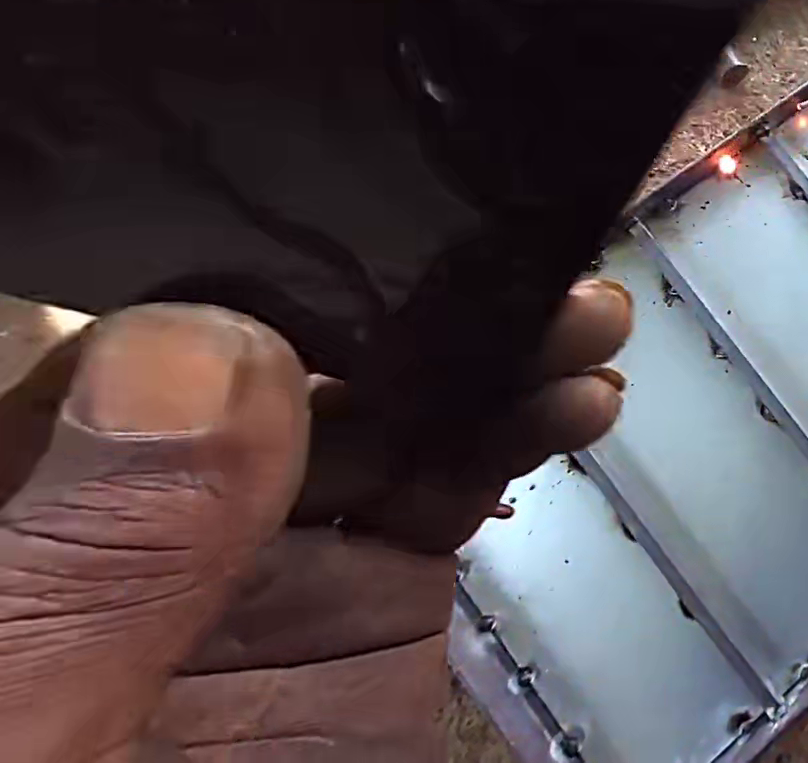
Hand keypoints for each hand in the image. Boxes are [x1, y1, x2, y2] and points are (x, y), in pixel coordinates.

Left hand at [0, 278, 632, 761]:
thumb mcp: (8, 756)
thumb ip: (72, 570)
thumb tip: (202, 346)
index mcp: (11, 537)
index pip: (139, 355)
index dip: (280, 288)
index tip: (404, 253)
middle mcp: (145, 527)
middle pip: (314, 373)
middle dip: (438, 322)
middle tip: (543, 290)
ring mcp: (278, 555)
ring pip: (409, 416)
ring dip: (507, 366)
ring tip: (590, 335)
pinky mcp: (379, 585)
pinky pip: (461, 479)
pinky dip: (526, 431)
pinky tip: (581, 407)